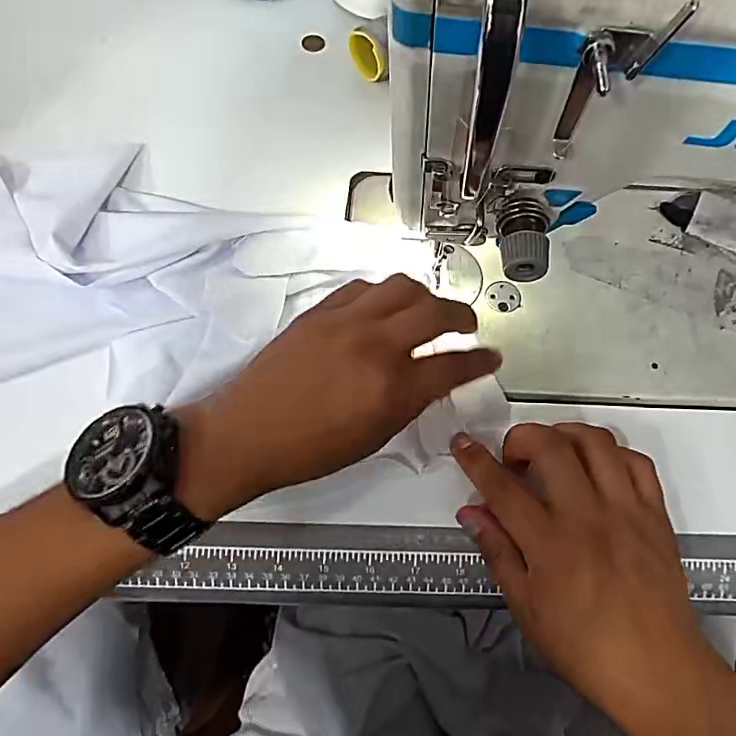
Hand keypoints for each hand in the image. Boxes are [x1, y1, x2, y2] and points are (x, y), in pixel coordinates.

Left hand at [172, 274, 501, 519]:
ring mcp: (344, 323)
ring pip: (401, 286)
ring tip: (427, 307)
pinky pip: (361, 288)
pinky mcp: (318, 314)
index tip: (489, 357)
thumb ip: (409, 402)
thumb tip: (430, 381)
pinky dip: (382, 293)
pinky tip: (382, 306)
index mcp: (391, 388)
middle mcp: (373, 347)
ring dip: (424, 295)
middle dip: (462, 315)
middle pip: (436, 312)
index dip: (480, 360)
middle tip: (467, 324)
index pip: (454, 365)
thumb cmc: (304, 449)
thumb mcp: (374, 436)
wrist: (245, 436)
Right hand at [451, 423, 719, 724]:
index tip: (463, 444)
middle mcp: (588, 517)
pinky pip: (637, 462)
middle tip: (513, 456)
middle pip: (549, 447)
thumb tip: (473, 516)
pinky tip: (599, 466)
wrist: (657, 671)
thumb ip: (499, 553)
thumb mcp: (527, 608)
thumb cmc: (588, 649)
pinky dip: (613, 453)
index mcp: (550, 544)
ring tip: (553, 449)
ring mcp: (626, 511)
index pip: (502, 488)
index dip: (476, 460)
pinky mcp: (655, 515)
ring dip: (565, 434)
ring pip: (595, 442)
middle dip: (521, 438)